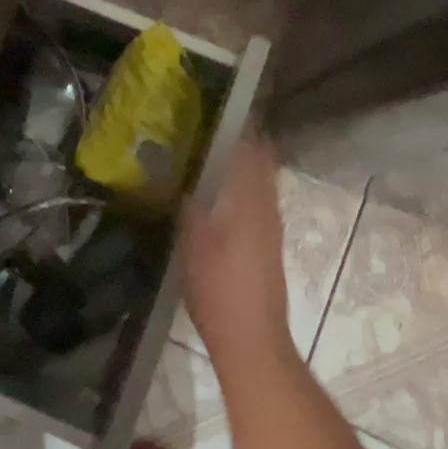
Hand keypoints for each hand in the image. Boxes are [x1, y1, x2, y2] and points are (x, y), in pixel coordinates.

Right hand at [180, 134, 292, 369]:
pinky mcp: (267, 245)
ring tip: (202, 160)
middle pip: (260, 161)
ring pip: (258, 182)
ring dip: (238, 167)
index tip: (214, 109)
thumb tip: (177, 175)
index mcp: (251, 198)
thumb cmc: (219, 288)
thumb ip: (188, 203)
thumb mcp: (192, 242)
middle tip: (204, 132)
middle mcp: (267, 205)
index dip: (239, 125)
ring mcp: (270, 226)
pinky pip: (255, 202)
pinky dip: (238, 189)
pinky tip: (212, 199)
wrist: (252, 340)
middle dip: (238, 143)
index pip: (252, 146)